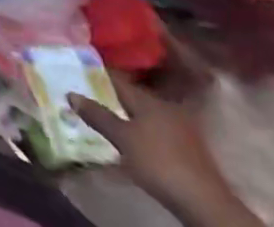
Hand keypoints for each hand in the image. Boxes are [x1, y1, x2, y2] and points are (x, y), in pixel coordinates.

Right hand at [69, 76, 243, 217]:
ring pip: (145, 113)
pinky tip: (134, 138)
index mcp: (148, 99)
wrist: (202, 199)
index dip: (98, 77)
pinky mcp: (187, 145)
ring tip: (108, 119)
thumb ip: (98, 116)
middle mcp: (164, 105)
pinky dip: (142, 129)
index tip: (79, 74)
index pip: (118, 80)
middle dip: (112, 97)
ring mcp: (179, 125)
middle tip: (89, 98)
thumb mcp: (123, 139)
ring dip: (128, 115)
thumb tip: (72, 93)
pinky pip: (156, 128)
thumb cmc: (158, 162)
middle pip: (133, 97)